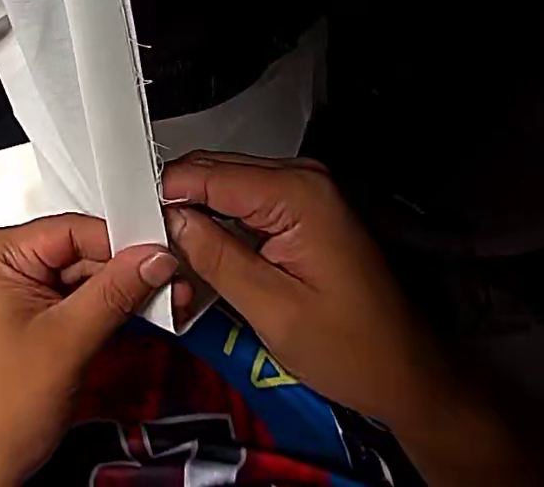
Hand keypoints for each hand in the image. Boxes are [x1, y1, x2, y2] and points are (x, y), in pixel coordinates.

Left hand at [0, 214, 179, 486]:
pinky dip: (109, 304)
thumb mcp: (65, 343)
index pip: (74, 230)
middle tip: (171, 280)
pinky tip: (139, 310)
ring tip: (163, 297)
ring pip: (86, 272)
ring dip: (124, 288)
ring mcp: (20, 283)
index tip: (162, 253)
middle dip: (127, 269)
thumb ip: (113, 293)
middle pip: (82, 249)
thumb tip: (152, 258)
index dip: (122, 241)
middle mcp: (6, 259)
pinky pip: (79, 293)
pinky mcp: (35, 307)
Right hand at [160, 152, 421, 420]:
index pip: (210, 174)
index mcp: (298, 194)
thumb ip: (215, 257)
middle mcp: (302, 178)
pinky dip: (218, 219)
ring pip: (225, 183)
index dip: (167, 193)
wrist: (408, 372)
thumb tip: (171, 221)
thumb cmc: (355, 349)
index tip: (134, 216)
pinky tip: (203, 247)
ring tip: (172, 249)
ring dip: (196, 211)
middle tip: (149, 240)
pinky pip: (244, 198)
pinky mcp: (300, 205)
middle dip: (179, 202)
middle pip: (215, 171)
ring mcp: (303, 189)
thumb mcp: (273, 310)